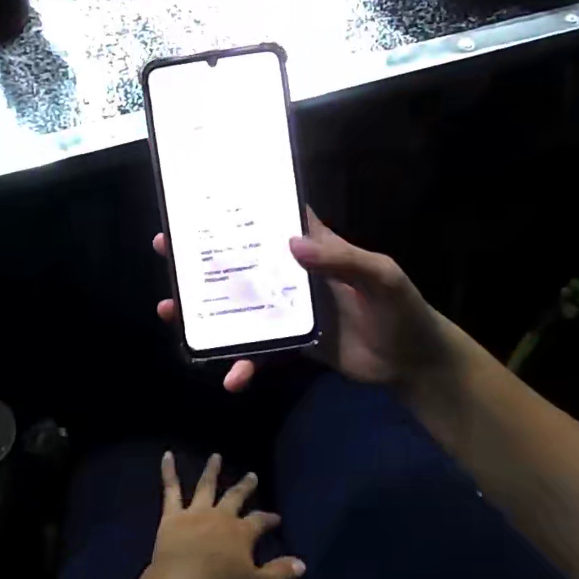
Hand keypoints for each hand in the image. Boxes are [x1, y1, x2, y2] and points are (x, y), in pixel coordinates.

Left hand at [133, 452, 304, 578]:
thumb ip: (280, 573)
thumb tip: (302, 563)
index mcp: (241, 533)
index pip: (260, 521)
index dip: (269, 519)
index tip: (277, 517)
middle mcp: (220, 516)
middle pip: (235, 497)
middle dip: (245, 487)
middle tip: (252, 475)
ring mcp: (195, 513)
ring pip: (205, 486)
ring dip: (212, 470)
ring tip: (216, 456)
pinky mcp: (172, 515)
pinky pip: (170, 489)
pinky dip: (169, 470)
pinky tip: (167, 455)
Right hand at [154, 210, 465, 392]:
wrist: (414, 366)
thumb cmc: (403, 311)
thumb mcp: (381, 278)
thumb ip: (342, 260)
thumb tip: (290, 246)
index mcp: (313, 246)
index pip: (272, 217)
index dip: (238, 206)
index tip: (200, 200)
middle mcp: (290, 272)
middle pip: (239, 258)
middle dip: (200, 254)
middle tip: (165, 247)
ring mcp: (284, 308)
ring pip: (235, 303)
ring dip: (202, 308)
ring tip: (168, 309)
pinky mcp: (286, 341)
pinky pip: (255, 349)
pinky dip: (242, 363)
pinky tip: (230, 378)